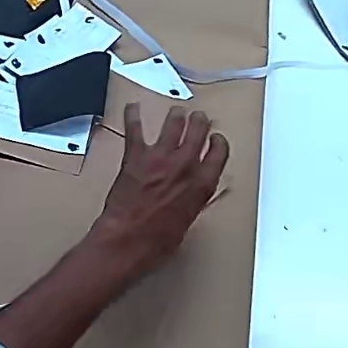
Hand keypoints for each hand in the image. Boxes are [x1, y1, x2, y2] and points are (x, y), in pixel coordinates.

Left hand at [88, 104, 229, 278]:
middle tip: (198, 118)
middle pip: (198, 132)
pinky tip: (132, 108)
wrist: (129, 239)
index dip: (218, 143)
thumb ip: (191, 201)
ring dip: (176, 116)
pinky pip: (135, 129)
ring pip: (174, 124)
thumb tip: (190, 195)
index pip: (219, 154)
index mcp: (202, 184)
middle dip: (199, 122)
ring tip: (176, 112)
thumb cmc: (156, 240)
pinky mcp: (136, 156)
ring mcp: (160, 158)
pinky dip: (133, 116)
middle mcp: (185, 166)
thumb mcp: (186, 221)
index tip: (216, 139)